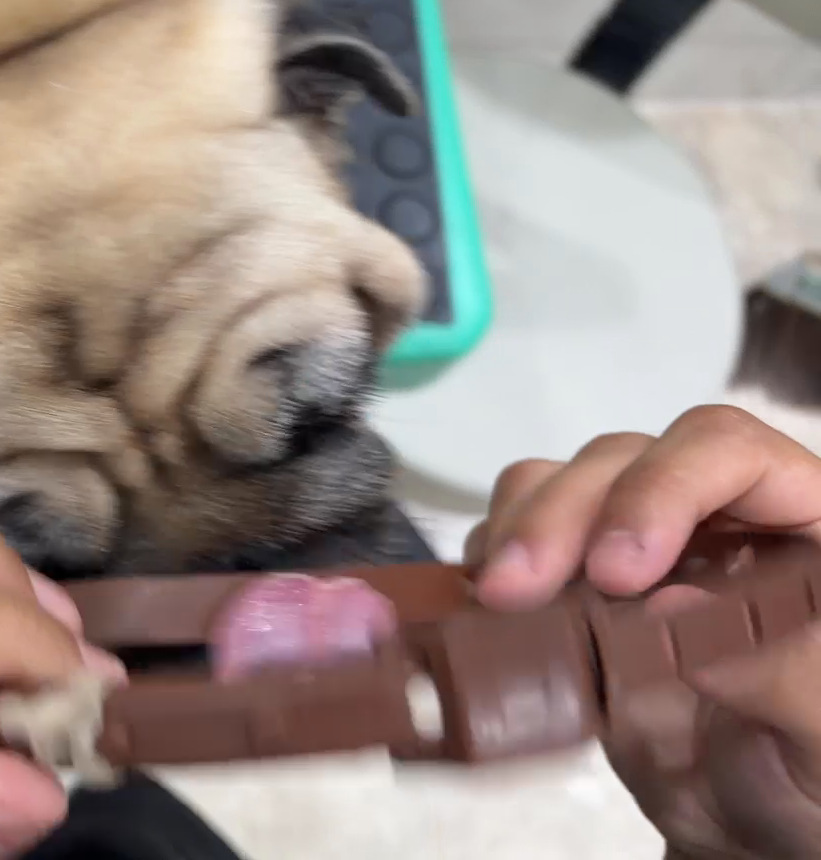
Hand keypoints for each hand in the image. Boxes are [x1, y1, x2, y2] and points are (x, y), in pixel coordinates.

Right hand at [464, 405, 820, 858]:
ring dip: (512, 529)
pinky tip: (488, 598)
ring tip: (494, 596)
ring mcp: (631, 533)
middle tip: (511, 592)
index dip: (661, 489)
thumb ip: (793, 682)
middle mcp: (715, 514)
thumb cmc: (813, 784)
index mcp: (807, 531)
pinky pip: (510, 520)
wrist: (744, 824)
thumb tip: (677, 610)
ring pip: (554, 479)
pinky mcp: (566, 559)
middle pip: (619, 460)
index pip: (729, 453)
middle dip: (555, 518)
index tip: (615, 573)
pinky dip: (488, 550)